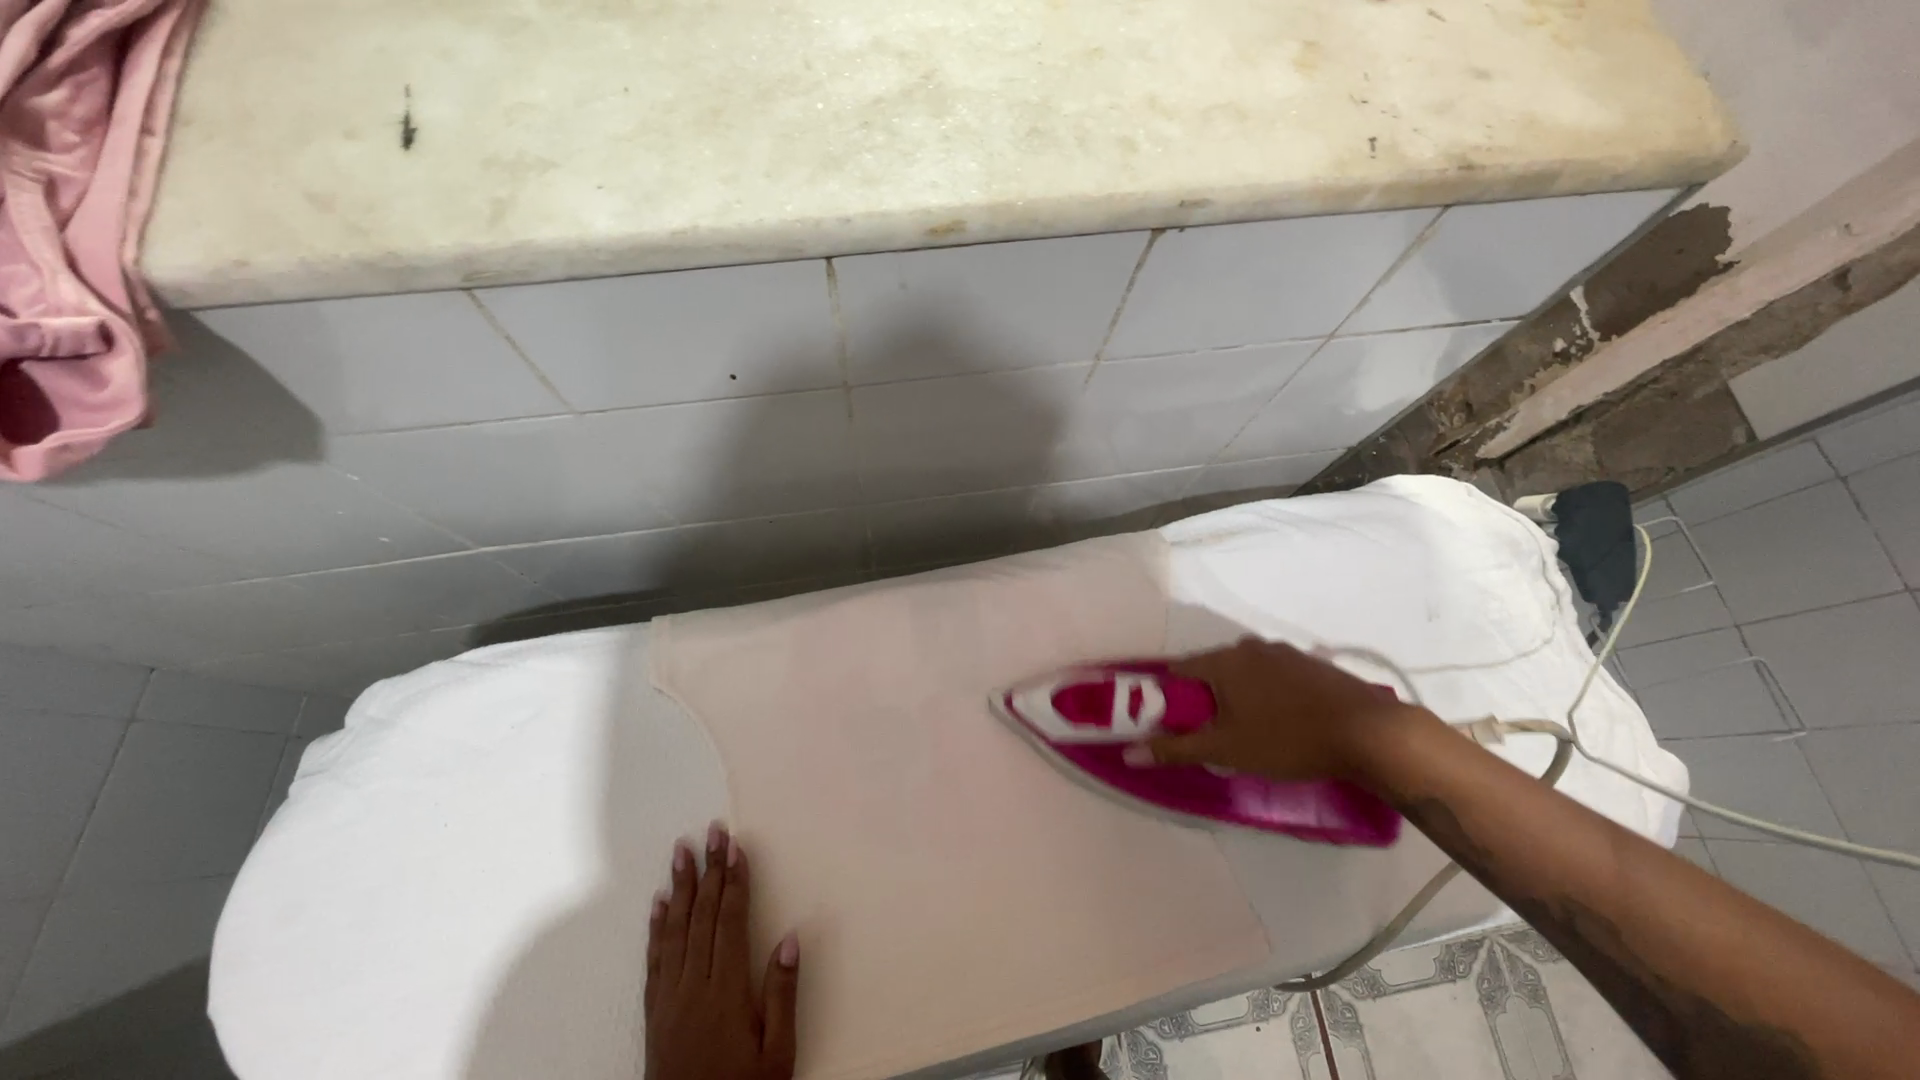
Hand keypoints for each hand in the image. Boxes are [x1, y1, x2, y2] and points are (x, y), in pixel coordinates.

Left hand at [646, 824, 799, 1079]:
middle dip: (710, 869)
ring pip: (675, 928)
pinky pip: (655, 957)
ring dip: (681, 886)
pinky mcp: (655, 1009)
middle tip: (712, 831)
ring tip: (682, 851)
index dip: (734, 880)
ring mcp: (670, 995)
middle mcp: (694, 984)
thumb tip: (790, 937)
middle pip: (703, 915)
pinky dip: (657, 925)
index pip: (731, 921)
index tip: (736, 846)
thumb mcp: (777, 1052)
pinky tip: (660, 902)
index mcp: (727, 990)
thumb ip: (782, 994)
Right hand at [1142, 637, 1425, 780]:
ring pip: (1245, 674)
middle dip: (1204, 699)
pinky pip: (1275, 678)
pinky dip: (1267, 696)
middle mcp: (1251, 647)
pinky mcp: (1314, 665)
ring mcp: (1286, 653)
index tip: (1170, 724)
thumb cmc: (1287, 739)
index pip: (1178, 671)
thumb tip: (1128, 753)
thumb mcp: (1225, 750)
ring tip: (1248, 732)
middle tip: (1209, 735)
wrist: (1369, 734)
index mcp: (1224, 660)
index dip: (1167, 697)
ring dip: (1238, 697)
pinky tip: (1281, 723)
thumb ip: (1175, 749)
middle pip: (1212, 670)